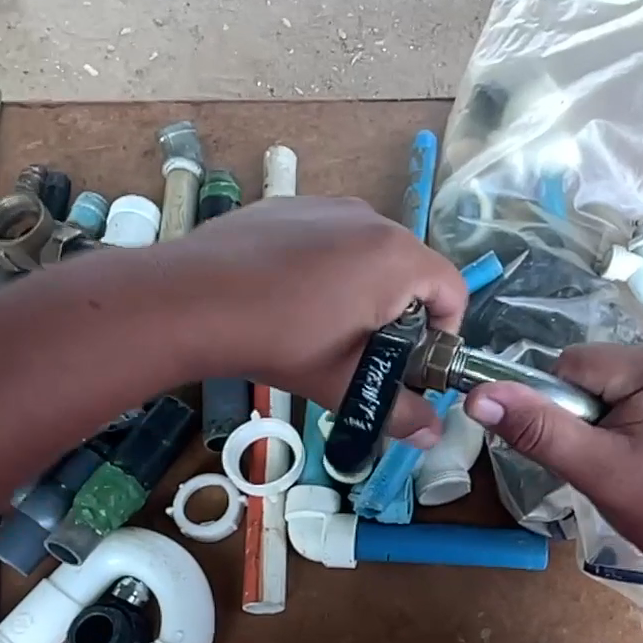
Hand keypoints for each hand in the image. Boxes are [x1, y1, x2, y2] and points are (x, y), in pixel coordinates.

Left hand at [146, 197, 467, 440]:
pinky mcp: (288, 206)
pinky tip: (289, 298)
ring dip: (365, 290)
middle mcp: (370, 218)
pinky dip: (327, 267)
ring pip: (369, 253)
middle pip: (411, 270)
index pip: (452, 290)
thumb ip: (398, 411)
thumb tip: (434, 436)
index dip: (445, 333)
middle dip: (402, 314)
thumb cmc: (281, 340)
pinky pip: (329, 238)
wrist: (190, 300)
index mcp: (397, 257)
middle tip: (367, 352)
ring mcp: (326, 205)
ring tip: (325, 327)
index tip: (415, 364)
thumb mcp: (343, 383)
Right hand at [463, 344, 642, 595]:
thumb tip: (477, 397)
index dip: (560, 405)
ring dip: (606, 417)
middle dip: (586, 412)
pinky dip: (630, 420)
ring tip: (625, 459)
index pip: (576, 364)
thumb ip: (536, 428)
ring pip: (617, 383)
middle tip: (604, 458)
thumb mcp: (592, 468)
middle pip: (598, 371)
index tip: (582, 447)